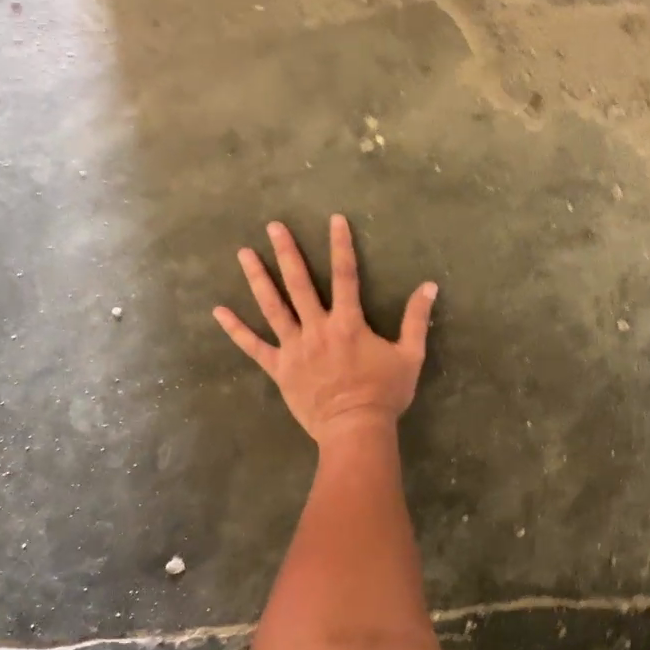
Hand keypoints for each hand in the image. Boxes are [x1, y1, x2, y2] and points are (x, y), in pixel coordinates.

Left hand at [212, 214, 437, 446]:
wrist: (355, 430)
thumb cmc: (384, 393)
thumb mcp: (410, 355)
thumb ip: (417, 319)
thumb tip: (430, 286)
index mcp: (349, 323)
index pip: (345, 275)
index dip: (341, 246)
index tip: (334, 220)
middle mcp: (317, 328)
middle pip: (299, 283)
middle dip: (287, 252)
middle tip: (273, 226)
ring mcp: (294, 348)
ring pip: (272, 307)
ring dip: (258, 278)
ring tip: (244, 253)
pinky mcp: (279, 369)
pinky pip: (253, 347)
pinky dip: (236, 329)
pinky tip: (219, 312)